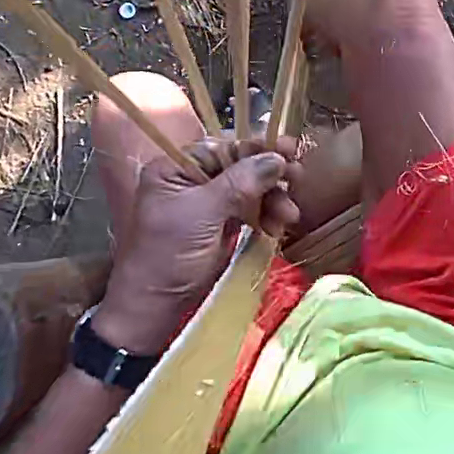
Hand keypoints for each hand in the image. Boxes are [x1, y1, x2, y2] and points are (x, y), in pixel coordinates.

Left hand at [92, 136, 301, 353]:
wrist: (155, 307)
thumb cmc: (169, 253)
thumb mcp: (203, 213)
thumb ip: (239, 182)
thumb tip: (276, 157)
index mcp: (174, 168)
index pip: (220, 146)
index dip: (255, 147)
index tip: (289, 148)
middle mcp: (189, 181)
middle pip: (237, 166)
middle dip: (268, 174)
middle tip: (298, 177)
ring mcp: (205, 205)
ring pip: (247, 190)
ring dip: (272, 199)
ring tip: (290, 215)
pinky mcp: (219, 227)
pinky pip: (248, 212)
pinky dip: (266, 217)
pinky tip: (279, 227)